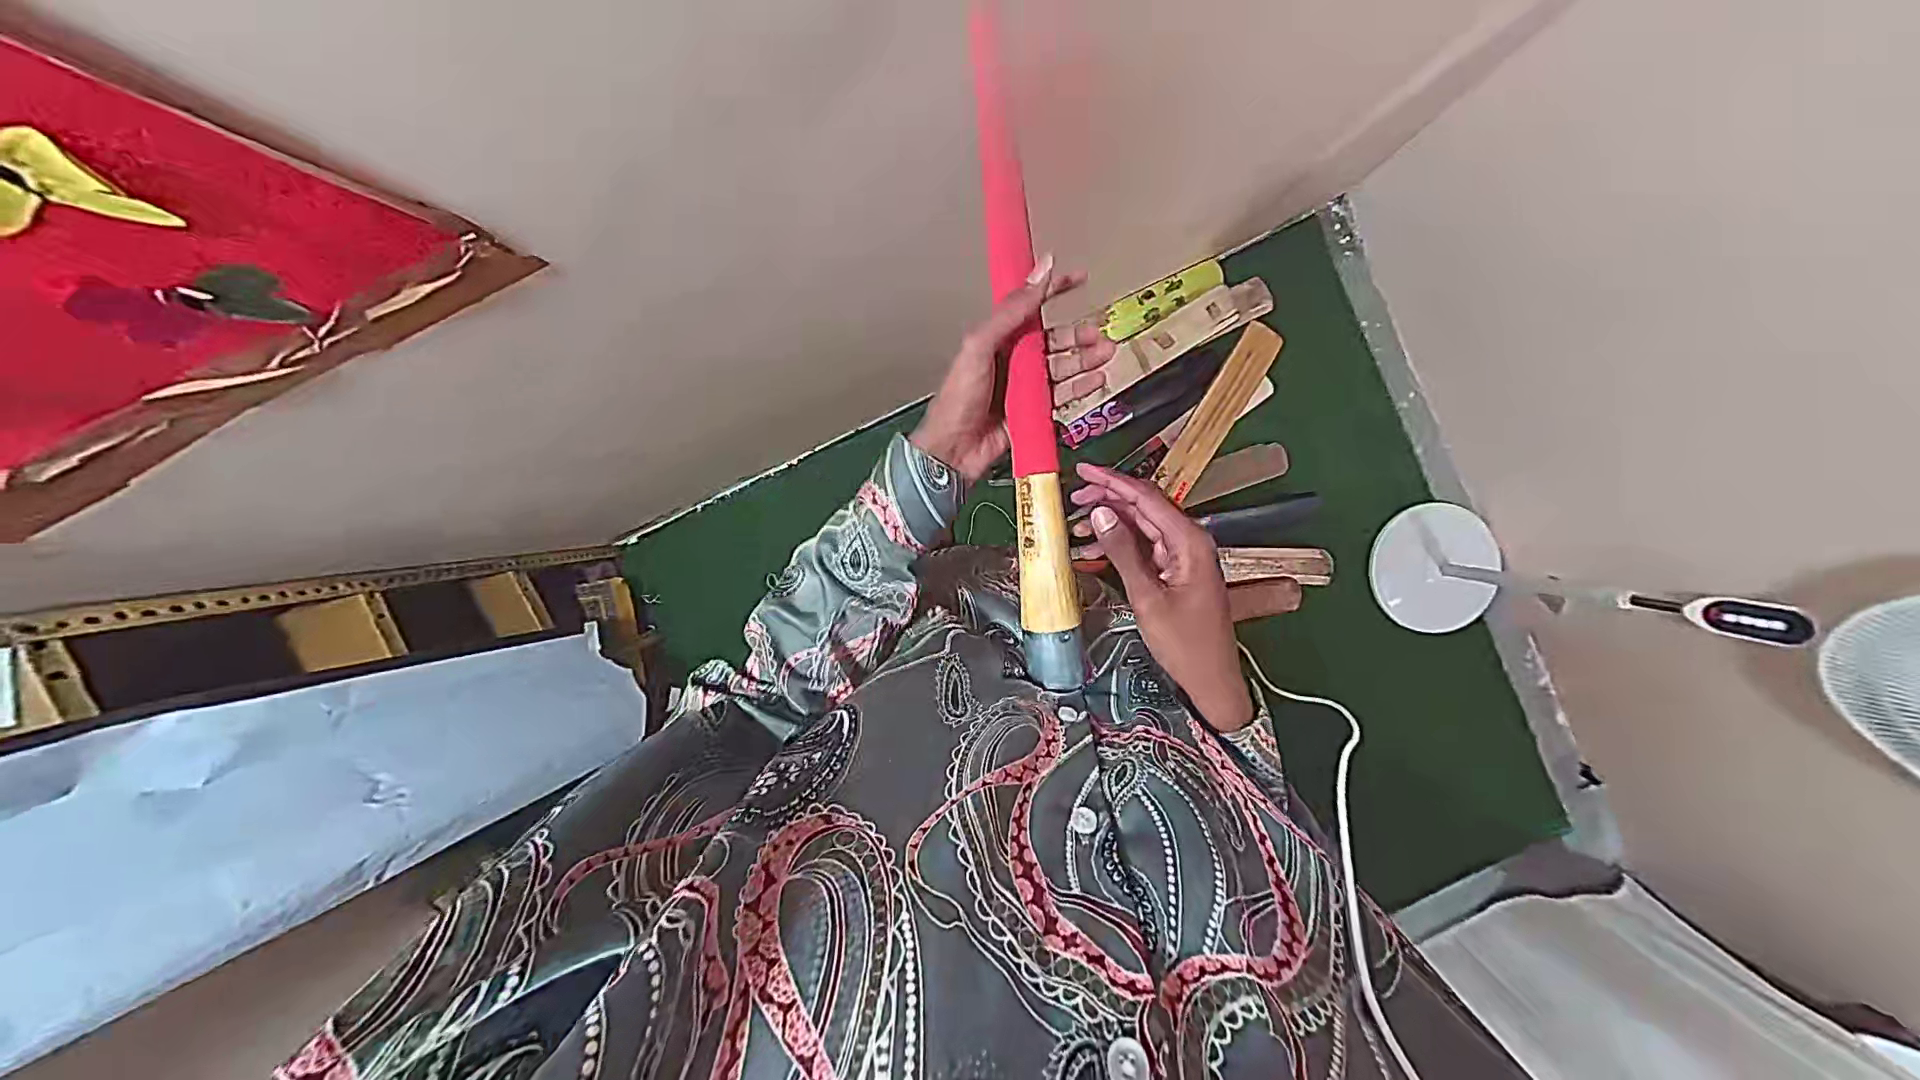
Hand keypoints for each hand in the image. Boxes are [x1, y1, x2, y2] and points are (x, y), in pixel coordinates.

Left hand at [910, 255, 1115, 481]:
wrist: (953, 450)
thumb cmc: (956, 401)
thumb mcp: (980, 346)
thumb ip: (1011, 311)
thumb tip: (1038, 273)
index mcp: (997, 340)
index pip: (1030, 308)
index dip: (1053, 291)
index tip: (1078, 279)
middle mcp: (1012, 361)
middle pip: (1053, 341)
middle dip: (1078, 336)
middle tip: (1098, 334)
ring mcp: (1024, 387)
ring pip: (1062, 368)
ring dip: (1084, 360)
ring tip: (1104, 355)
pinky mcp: (1033, 411)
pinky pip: (1062, 396)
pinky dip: (1080, 388)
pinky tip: (1093, 381)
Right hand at [1070, 462, 1253, 732]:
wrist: (1210, 677)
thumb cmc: (1185, 643)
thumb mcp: (1147, 596)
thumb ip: (1123, 551)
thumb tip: (1100, 513)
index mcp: (1188, 541)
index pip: (1146, 497)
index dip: (1112, 480)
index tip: (1084, 470)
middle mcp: (1188, 540)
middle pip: (1144, 506)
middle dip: (1107, 498)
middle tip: (1074, 498)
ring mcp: (1182, 554)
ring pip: (1141, 524)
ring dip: (1110, 521)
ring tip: (1077, 525)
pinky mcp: (1175, 568)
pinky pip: (1144, 546)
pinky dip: (1119, 544)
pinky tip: (1094, 548)